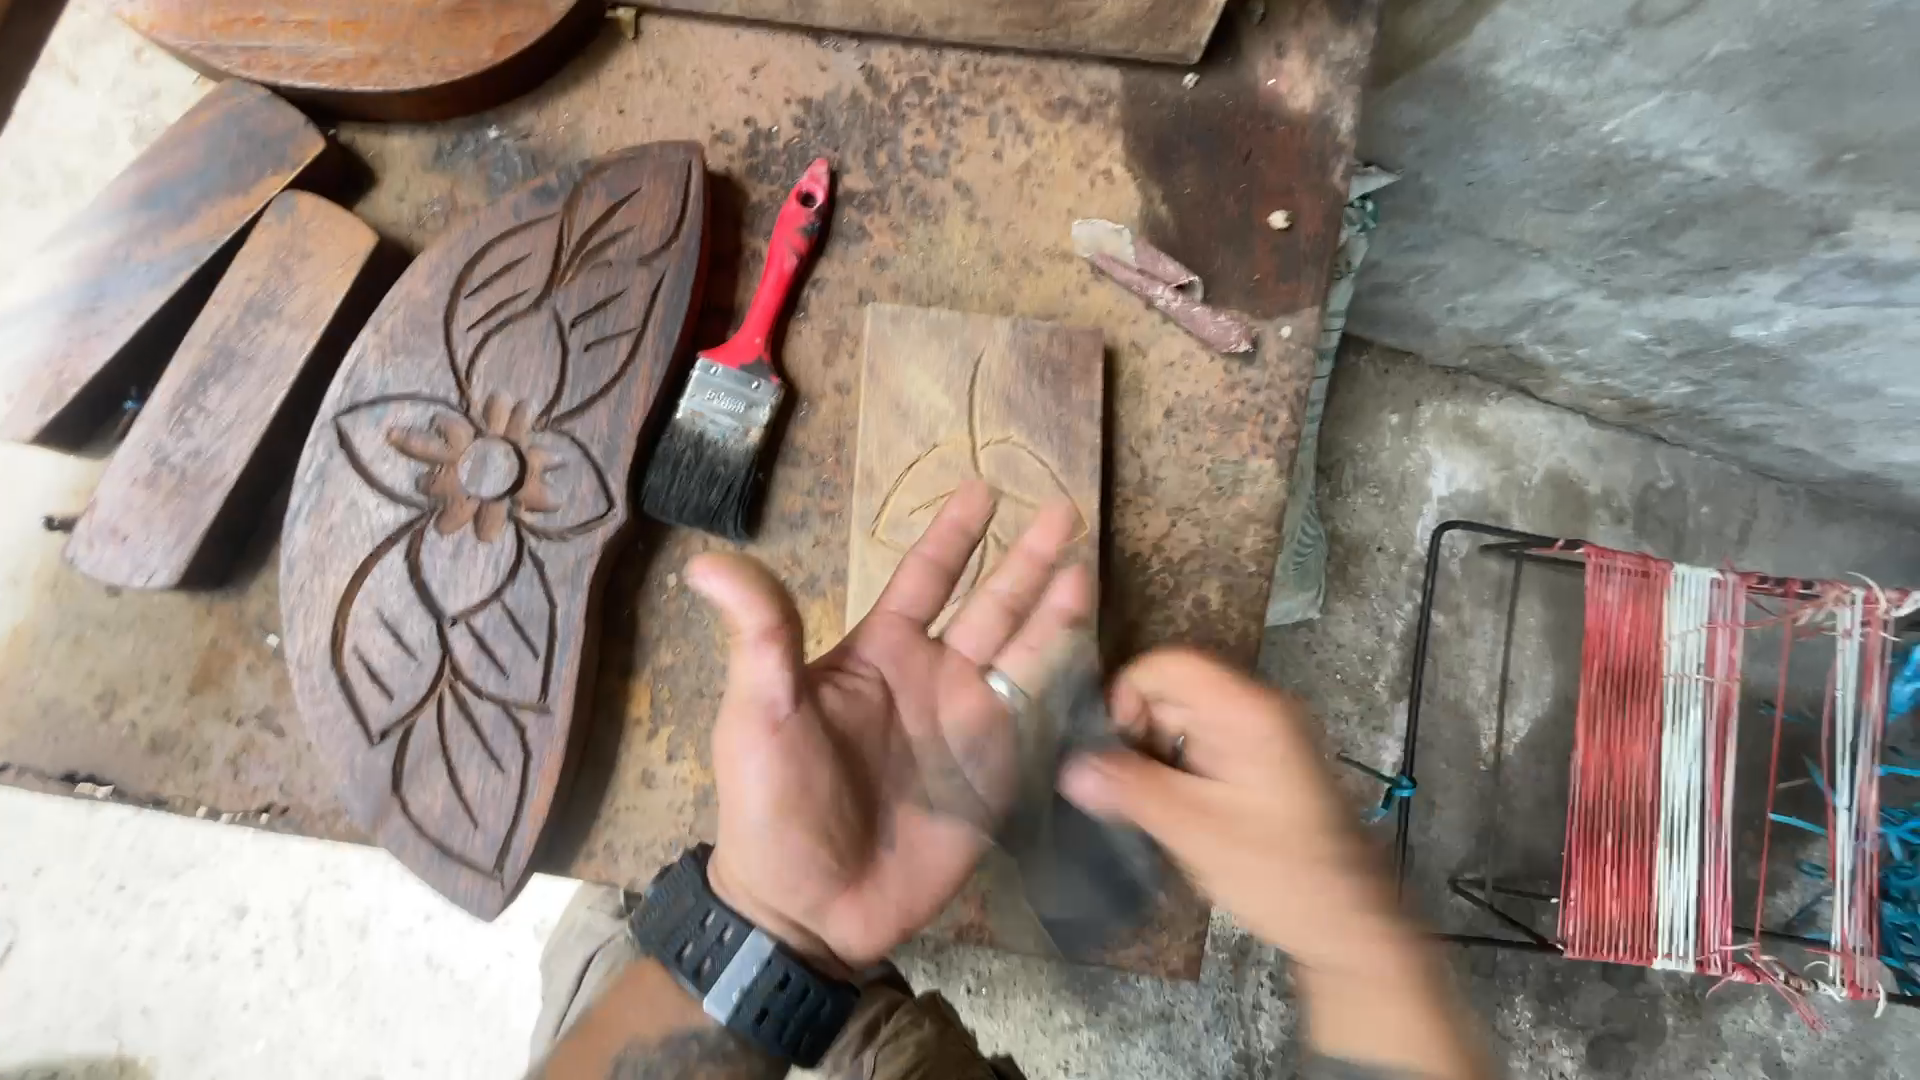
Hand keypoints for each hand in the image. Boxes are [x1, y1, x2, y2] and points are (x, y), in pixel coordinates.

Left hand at [689, 479, 1093, 970]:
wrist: (810, 904)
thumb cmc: (775, 803)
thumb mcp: (757, 712)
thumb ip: (759, 636)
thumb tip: (705, 563)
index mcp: (879, 653)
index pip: (925, 578)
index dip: (953, 535)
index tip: (982, 489)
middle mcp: (932, 676)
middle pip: (991, 604)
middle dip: (1027, 558)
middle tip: (1065, 511)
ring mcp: (969, 722)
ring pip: (1022, 649)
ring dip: (1054, 607)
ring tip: (1083, 564)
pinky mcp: (996, 769)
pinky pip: (1036, 712)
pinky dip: (1064, 675)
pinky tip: (1088, 643)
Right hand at [1058, 648, 1406, 973]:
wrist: (1350, 928)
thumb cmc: (1281, 875)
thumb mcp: (1195, 830)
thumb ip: (1130, 789)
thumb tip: (1070, 767)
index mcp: (1247, 711)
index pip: (1168, 664)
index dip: (1129, 693)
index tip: (1114, 745)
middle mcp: (1257, 708)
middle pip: (1173, 688)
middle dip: (1138, 728)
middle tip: (1127, 783)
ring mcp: (1261, 734)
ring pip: (1182, 716)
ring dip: (1154, 751)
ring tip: (1152, 803)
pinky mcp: (1260, 760)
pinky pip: (1200, 741)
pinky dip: (1175, 765)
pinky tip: (1175, 808)